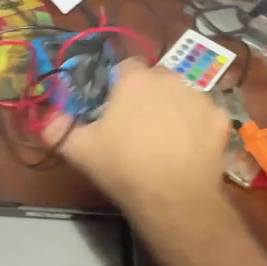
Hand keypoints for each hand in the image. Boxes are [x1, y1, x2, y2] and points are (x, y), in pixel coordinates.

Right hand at [46, 60, 230, 210]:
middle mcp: (169, 79)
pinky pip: (204, 115)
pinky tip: (188, 148)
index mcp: (135, 80)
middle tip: (138, 125)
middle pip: (156, 78)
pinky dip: (197, 126)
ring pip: (182, 95)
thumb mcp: (80, 150)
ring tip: (165, 139)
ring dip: (173, 108)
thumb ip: (59, 128)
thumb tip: (46, 118)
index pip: (125, 66)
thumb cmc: (124, 168)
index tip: (115, 108)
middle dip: (148, 95)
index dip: (119, 86)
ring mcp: (199, 97)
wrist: (174, 199)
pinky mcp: (220, 118)